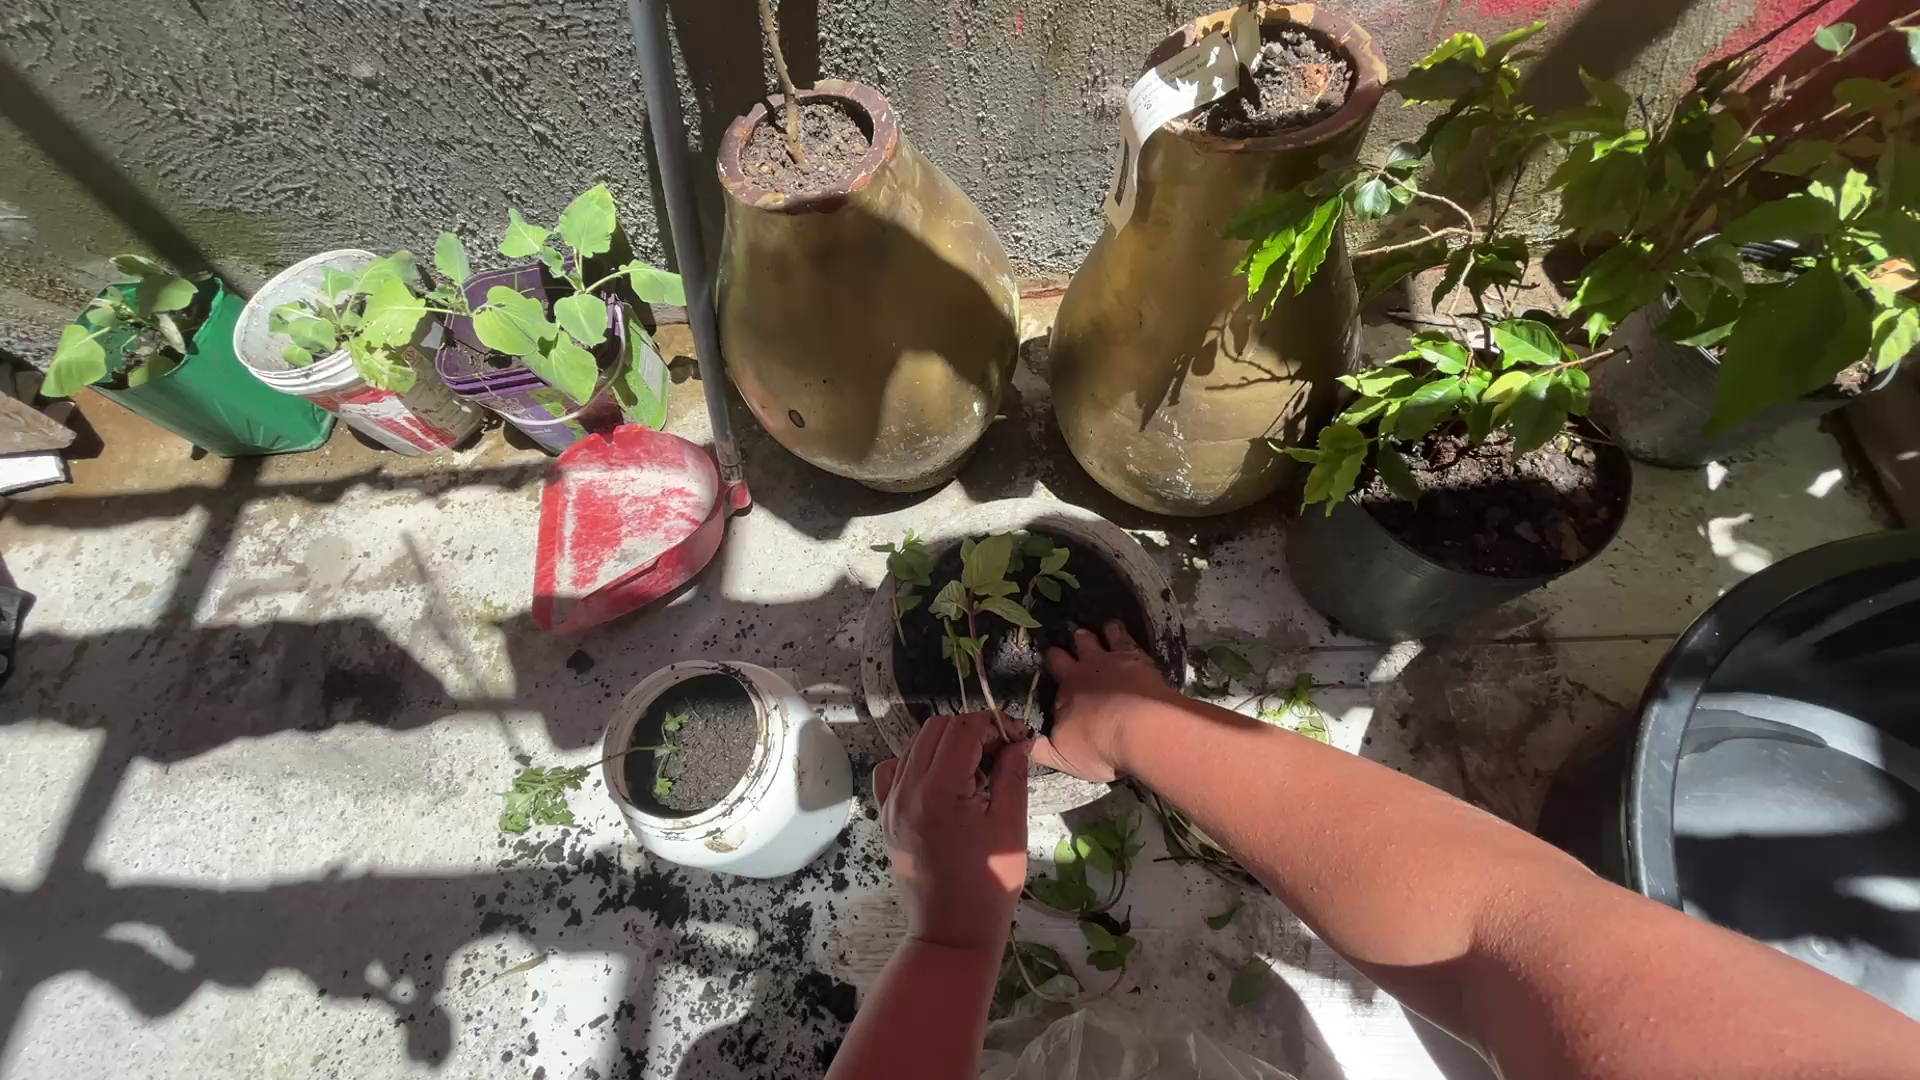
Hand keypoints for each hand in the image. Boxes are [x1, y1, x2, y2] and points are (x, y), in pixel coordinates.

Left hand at [872, 713, 1030, 952]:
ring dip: (947, 743)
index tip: (1017, 735)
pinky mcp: (885, 815)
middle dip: (972, 730)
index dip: (993, 723)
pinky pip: (893, 770)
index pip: (963, 729)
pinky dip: (916, 762)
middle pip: (936, 729)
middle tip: (999, 751)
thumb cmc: (990, 883)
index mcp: (939, 790)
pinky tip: (939, 780)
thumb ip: (1012, 774)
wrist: (952, 933)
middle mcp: (907, 789)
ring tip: (975, 769)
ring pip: (915, 744)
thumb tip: (1019, 739)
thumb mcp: (1011, 825)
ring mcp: (890, 802)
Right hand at [1034, 620, 1170, 782]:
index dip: (1050, 668)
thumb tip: (1017, 745)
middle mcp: (1083, 670)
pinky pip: (1121, 635)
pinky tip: (1115, 627)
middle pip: (1066, 651)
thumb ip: (1038, 749)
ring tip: (1089, 634)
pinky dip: (1115, 629)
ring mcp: (1108, 660)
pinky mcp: (1133, 656)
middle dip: (1065, 649)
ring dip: (1088, 636)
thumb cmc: (1100, 746)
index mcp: (1065, 690)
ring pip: (1091, 638)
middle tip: (1067, 647)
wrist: (1142, 730)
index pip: (1051, 674)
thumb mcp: (1063, 756)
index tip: (1050, 666)